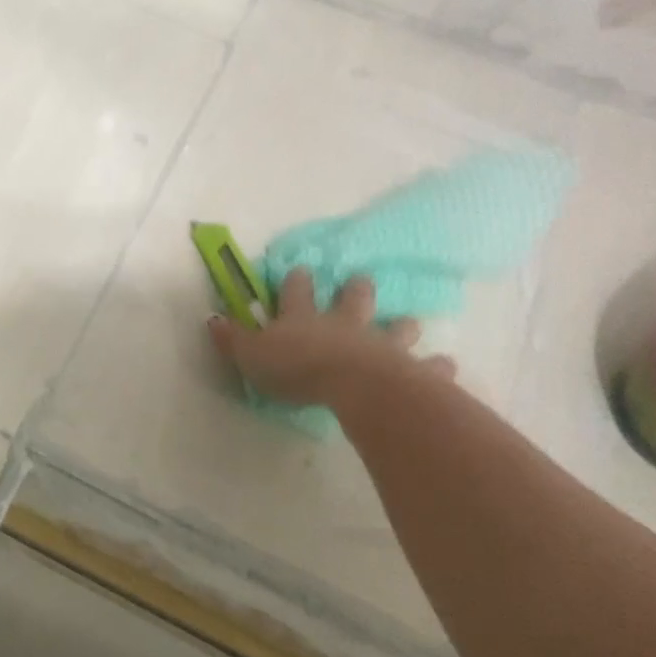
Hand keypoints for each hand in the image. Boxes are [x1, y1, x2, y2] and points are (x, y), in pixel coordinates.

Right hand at [207, 267, 453, 405]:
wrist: (355, 386)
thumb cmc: (296, 369)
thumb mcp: (249, 356)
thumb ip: (232, 339)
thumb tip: (212, 318)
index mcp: (303, 319)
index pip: (296, 293)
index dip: (296, 281)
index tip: (299, 270)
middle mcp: (344, 324)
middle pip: (352, 299)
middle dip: (355, 289)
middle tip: (359, 280)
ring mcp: (380, 344)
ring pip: (394, 327)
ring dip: (401, 324)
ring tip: (408, 322)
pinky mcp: (409, 369)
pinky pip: (427, 366)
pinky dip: (436, 366)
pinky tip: (443, 364)